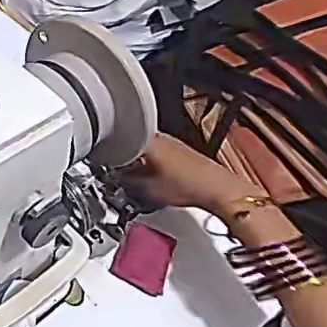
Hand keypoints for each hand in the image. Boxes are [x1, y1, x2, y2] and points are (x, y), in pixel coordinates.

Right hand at [120, 132, 258, 211]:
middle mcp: (159, 137)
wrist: (217, 189)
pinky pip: (158, 154)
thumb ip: (125, 182)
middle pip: (131, 146)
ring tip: (142, 181)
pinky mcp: (180, 151)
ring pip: (144, 150)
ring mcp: (171, 142)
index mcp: (147, 140)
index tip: (108, 169)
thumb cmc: (190, 186)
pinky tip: (158, 180)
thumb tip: (116, 179)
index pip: (119, 144)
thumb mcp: (147, 190)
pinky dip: (153, 165)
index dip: (111, 159)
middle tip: (123, 178)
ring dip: (139, 163)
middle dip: (125, 161)